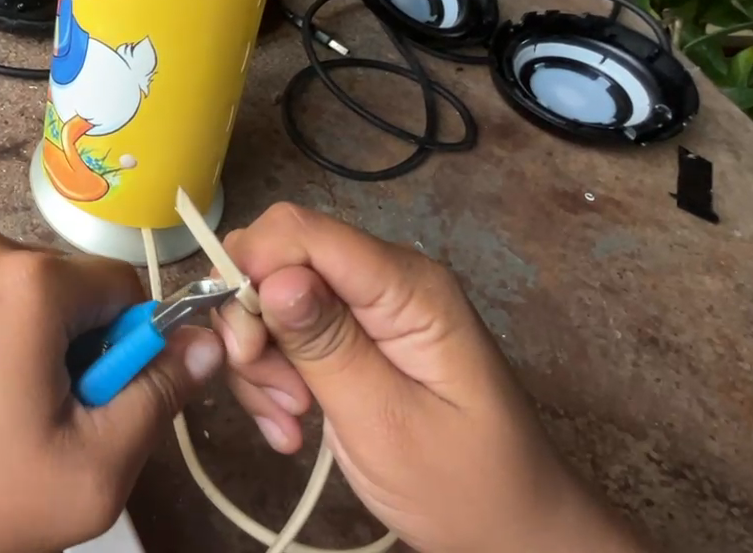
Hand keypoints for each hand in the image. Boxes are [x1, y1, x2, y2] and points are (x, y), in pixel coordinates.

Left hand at [0, 223, 223, 552]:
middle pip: (62, 286)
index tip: (96, 399)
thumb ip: (158, 399)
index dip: (126, 347)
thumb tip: (203, 343)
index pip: (120, 289)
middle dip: (69, 342)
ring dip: (17, 334)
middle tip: (37, 414)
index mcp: (30, 278)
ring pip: (9, 288)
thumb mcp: (90, 469)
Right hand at [212, 204, 645, 552]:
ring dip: (259, 357)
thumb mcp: (387, 422)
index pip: (300, 231)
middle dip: (251, 320)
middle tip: (268, 389)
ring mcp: (361, 304)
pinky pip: (280, 328)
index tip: (242, 341)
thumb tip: (271, 276)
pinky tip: (290, 420)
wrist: (510, 534)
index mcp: (404, 284)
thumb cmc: (462, 486)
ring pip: (267, 295)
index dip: (252, 266)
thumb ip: (326, 343)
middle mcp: (378, 277)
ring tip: (288, 418)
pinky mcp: (345, 331)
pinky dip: (270, 372)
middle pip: (275, 258)